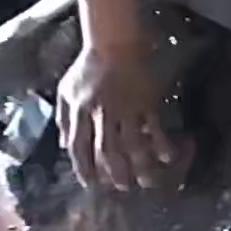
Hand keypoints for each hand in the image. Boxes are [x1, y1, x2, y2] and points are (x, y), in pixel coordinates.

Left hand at [58, 38, 178, 191]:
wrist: (116, 43)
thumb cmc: (89, 66)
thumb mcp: (66, 90)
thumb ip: (64, 119)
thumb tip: (64, 145)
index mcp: (80, 110)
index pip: (79, 146)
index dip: (83, 167)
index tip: (90, 184)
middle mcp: (103, 113)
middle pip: (107, 149)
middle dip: (115, 172)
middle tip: (123, 188)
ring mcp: (127, 108)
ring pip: (132, 143)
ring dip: (139, 164)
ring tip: (146, 180)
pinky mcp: (147, 102)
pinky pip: (155, 127)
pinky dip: (162, 144)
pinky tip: (167, 158)